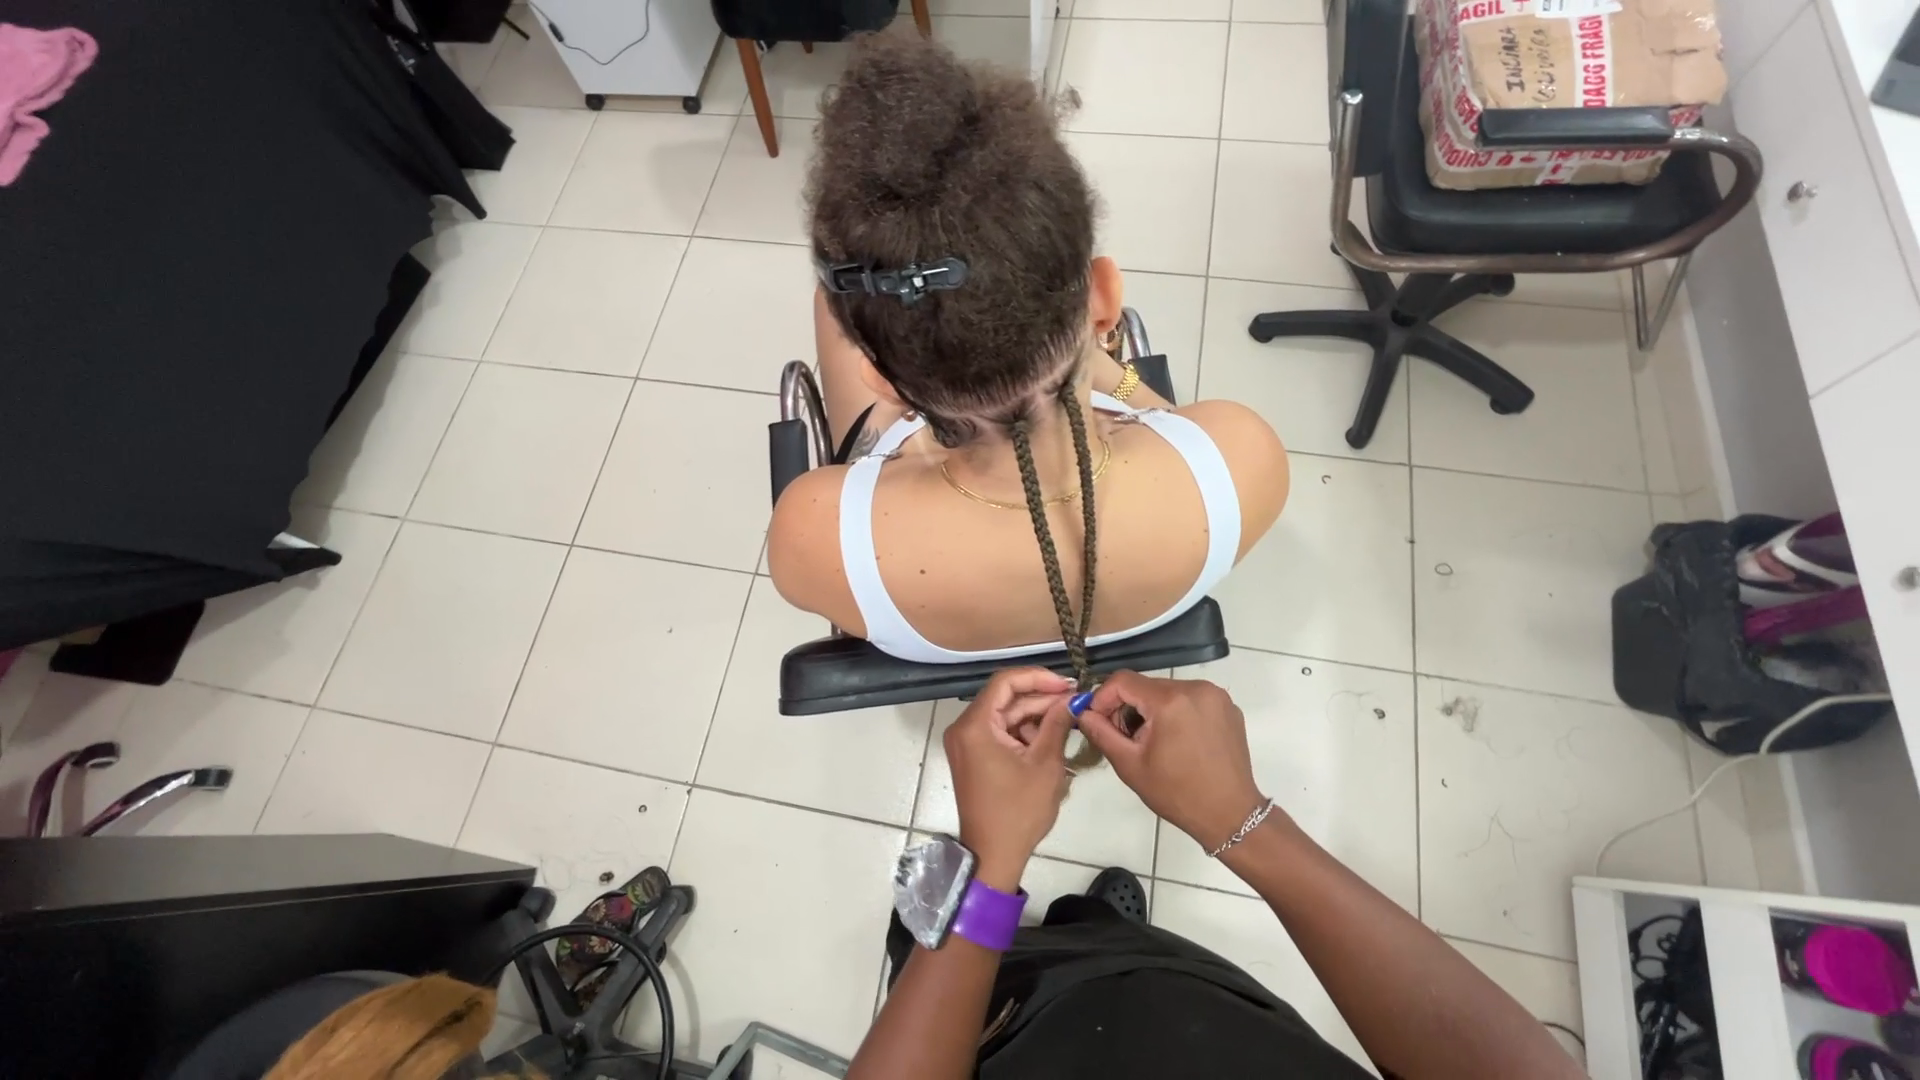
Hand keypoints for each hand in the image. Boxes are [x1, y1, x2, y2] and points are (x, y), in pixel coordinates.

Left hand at [946, 668, 1075, 889]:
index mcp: (975, 726)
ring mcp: (966, 743)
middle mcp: (964, 728)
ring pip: (1003, 715)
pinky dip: (1022, 731)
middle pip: (1004, 698)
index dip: (1038, 677)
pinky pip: (999, 731)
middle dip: (1040, 698)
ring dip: (1034, 715)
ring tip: (1067, 720)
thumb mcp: (1045, 764)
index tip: (1066, 684)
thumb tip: (1071, 698)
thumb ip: (1056, 723)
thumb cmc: (1019, 811)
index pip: (1005, 682)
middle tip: (1073, 701)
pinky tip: (1050, 737)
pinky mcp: (972, 756)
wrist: (994, 854)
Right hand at [1077, 671, 1270, 848]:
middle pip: (1146, 685)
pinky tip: (1177, 741)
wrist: (1230, 815)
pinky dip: (1176, 712)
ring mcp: (1216, 696)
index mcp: (1170, 701)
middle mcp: (1196, 688)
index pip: (1123, 680)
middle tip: (1123, 736)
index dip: (1103, 697)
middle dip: (1128, 706)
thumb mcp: (1130, 765)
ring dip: (1151, 709)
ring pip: (1168, 691)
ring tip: (1150, 741)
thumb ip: (1101, 732)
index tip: (1097, 720)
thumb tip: (1082, 712)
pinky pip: (1190, 699)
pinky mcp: (1228, 707)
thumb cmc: (1176, 793)